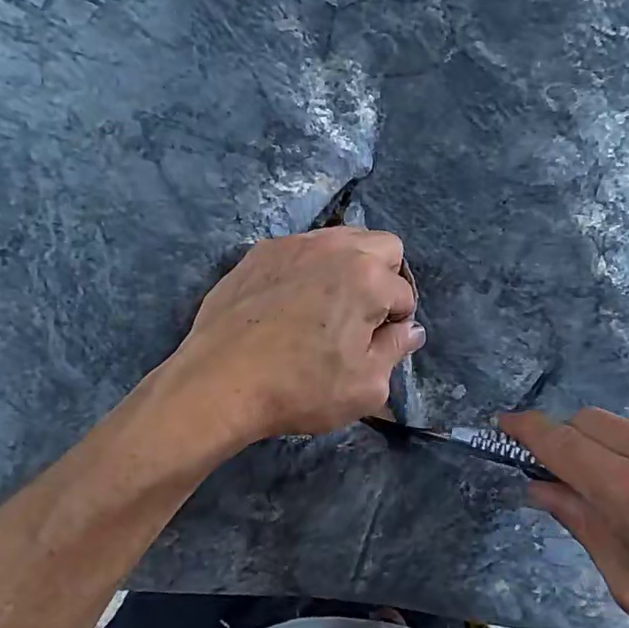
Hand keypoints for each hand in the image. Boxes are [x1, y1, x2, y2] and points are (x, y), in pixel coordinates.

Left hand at [165, 227, 424, 442]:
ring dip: (348, 266)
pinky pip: (301, 248)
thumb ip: (397, 350)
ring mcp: (293, 244)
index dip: (397, 323)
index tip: (378, 344)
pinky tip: (289, 302)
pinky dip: (308, 268)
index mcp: (368, 277)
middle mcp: (335, 247)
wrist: (217, 384)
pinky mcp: (258, 253)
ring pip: (342, 239)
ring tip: (326, 305)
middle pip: (383, 246)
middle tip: (362, 316)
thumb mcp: (367, 385)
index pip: (404, 294)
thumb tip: (411, 329)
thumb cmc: (301, 389)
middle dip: (385, 277)